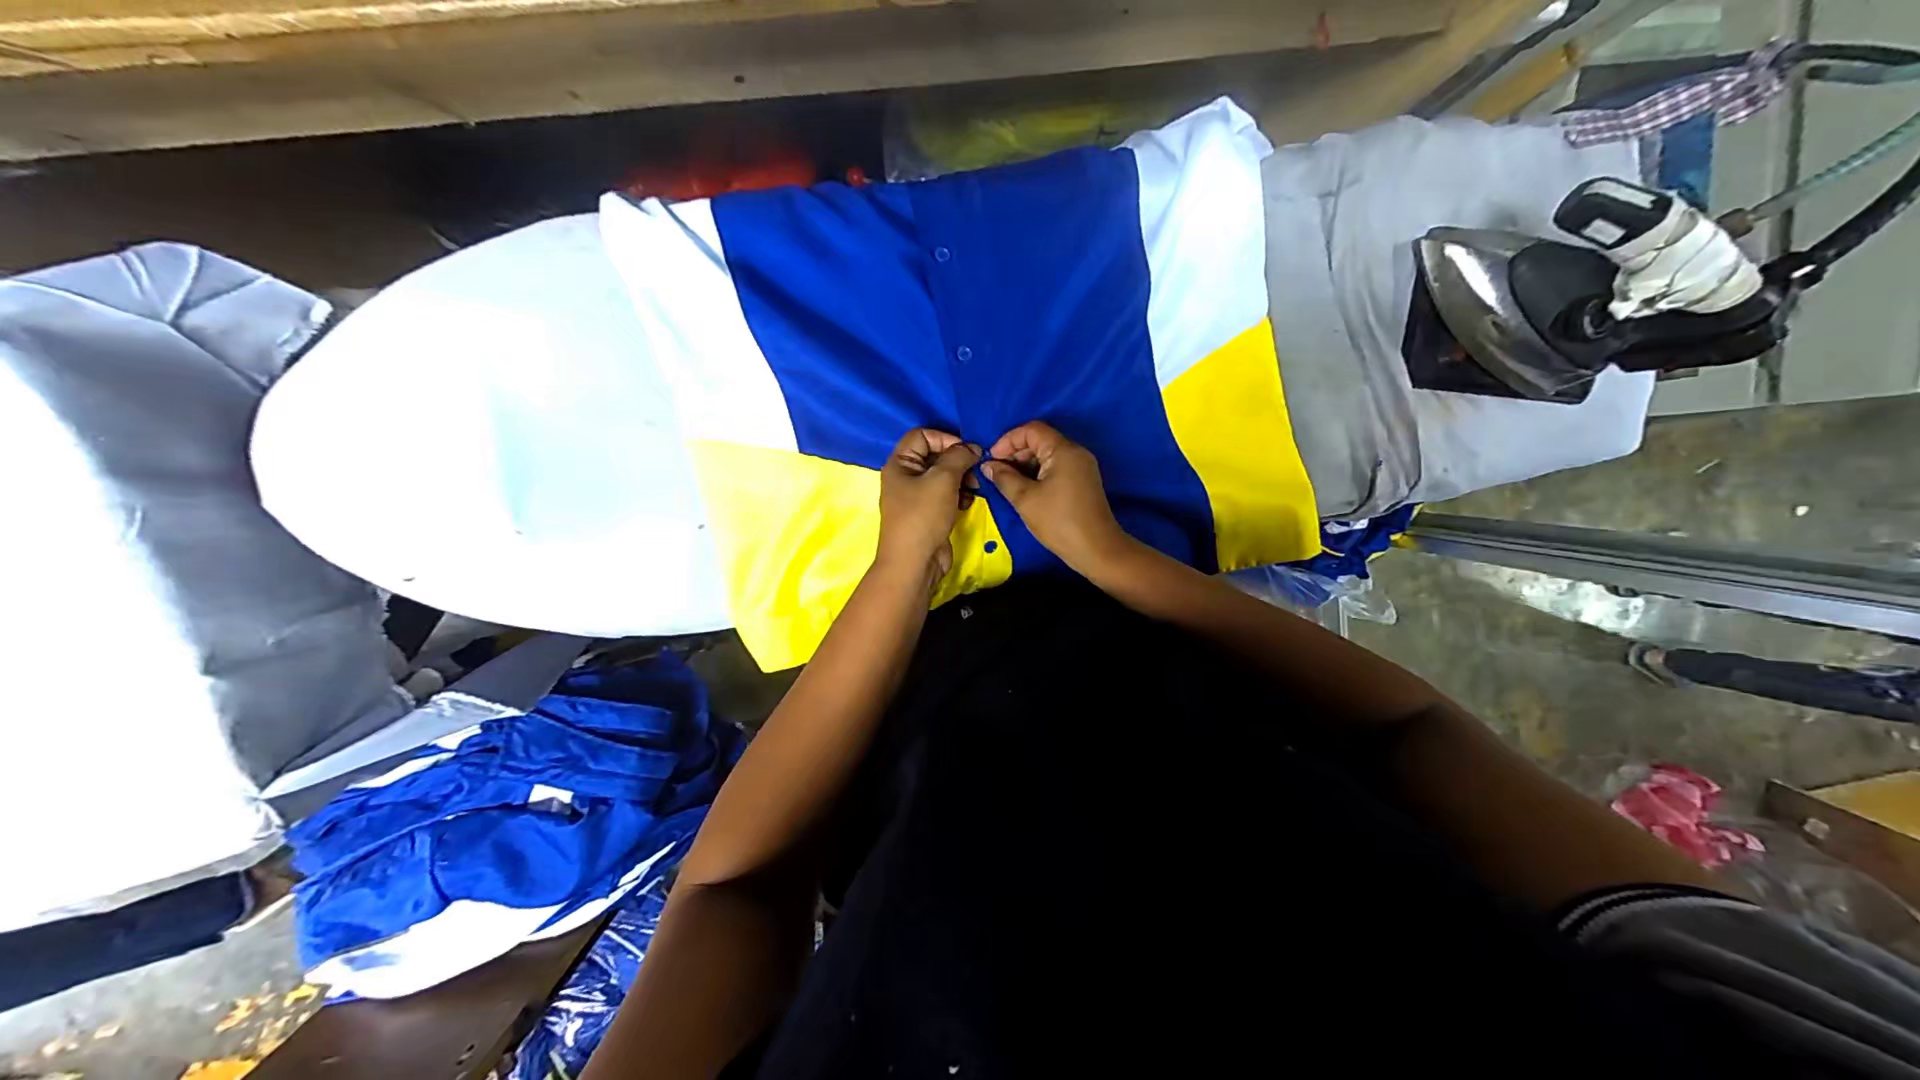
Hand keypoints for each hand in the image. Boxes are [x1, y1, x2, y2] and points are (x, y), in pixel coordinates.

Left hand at [877, 428, 980, 587]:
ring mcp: (917, 496)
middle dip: (958, 460)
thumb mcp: (943, 479)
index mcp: (900, 463)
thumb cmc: (923, 516)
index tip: (966, 451)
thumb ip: (959, 457)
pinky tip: (968, 502)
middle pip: (935, 455)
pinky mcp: (929, 513)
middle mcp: (905, 476)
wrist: (915, 562)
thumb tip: (973, 448)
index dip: (945, 438)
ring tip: (975, 488)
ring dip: (962, 478)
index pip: (922, 435)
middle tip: (976, 470)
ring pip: (944, 475)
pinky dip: (959, 494)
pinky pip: (947, 494)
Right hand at [980, 421, 1131, 573]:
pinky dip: (1038, 473)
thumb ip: (1004, 478)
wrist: (1096, 549)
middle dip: (1016, 453)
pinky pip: (1056, 467)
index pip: (1031, 430)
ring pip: (1048, 455)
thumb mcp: (1025, 499)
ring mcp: (1082, 466)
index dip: (1008, 441)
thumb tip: (988, 466)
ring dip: (1025, 464)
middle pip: (1040, 440)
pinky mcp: (1082, 481)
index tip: (992, 460)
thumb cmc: (1059, 522)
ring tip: (1008, 483)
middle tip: (997, 473)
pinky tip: (1025, 489)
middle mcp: (1075, 452)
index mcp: (1063, 450)